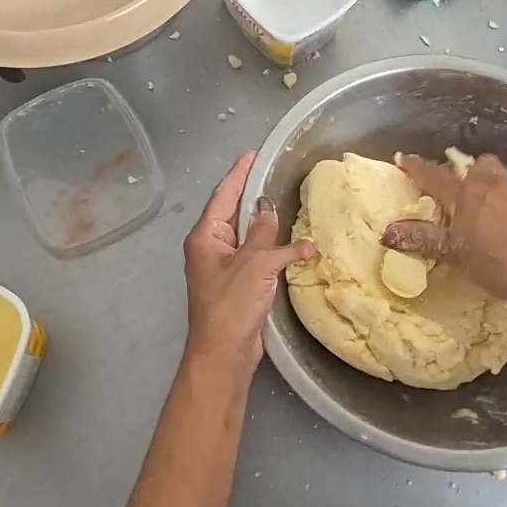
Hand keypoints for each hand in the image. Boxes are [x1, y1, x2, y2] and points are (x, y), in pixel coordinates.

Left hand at [182, 152, 314, 375]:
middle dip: (253, 194)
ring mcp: (223, 266)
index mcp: (205, 236)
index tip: (254, 153)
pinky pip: (255, 256)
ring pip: (246, 235)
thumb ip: (263, 233)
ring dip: (266, 222)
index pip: (224, 194)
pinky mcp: (237, 284)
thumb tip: (269, 206)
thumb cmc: (232, 305)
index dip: (240, 173)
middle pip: (234, 212)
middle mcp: (211, 247)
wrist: (224, 354)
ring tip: (286, 199)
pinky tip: (300, 247)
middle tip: (275, 172)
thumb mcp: (252, 264)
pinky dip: (274, 250)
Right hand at [379, 152, 506, 308]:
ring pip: (499, 170)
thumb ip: (421, 238)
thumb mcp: (452, 254)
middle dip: (462, 169)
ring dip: (489, 176)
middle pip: (472, 164)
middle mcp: (490, 185)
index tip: (403, 158)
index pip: (433, 175)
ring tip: (486, 193)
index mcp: (464, 195)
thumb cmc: (495, 264)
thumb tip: (387, 232)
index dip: (416, 167)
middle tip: (456, 186)